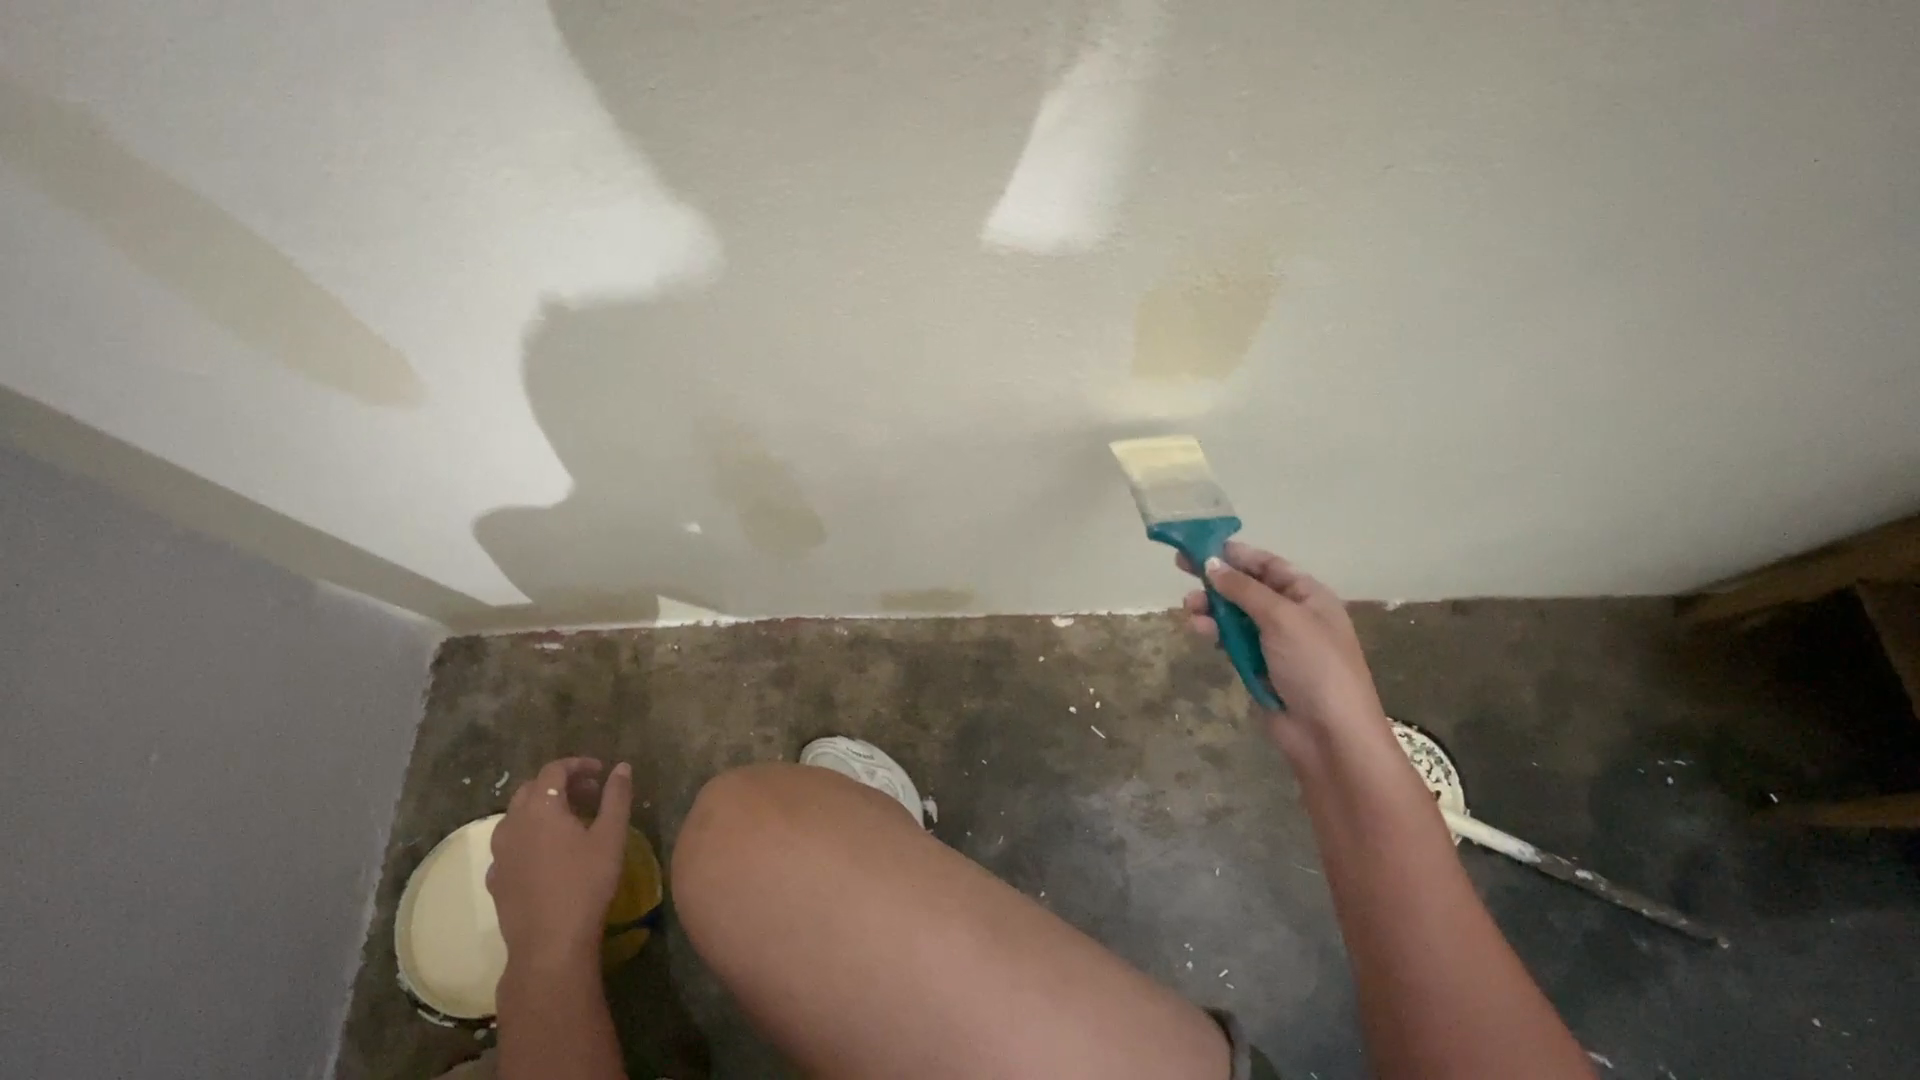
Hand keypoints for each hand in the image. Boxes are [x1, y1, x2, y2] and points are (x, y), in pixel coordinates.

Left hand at [488, 757, 632, 970]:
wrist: (549, 944)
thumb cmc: (586, 883)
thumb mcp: (611, 836)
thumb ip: (616, 797)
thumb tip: (621, 767)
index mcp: (540, 808)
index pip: (554, 770)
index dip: (578, 764)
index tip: (601, 771)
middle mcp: (512, 824)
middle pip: (531, 789)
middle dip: (560, 784)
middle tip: (589, 794)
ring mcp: (499, 853)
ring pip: (517, 816)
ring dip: (542, 809)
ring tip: (570, 822)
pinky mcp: (495, 878)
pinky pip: (510, 844)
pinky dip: (530, 836)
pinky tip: (548, 853)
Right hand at [1179, 541, 1387, 748]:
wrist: (1329, 734)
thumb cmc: (1314, 666)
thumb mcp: (1282, 618)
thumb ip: (1244, 589)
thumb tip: (1212, 564)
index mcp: (1309, 596)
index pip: (1269, 565)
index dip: (1237, 554)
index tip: (1201, 546)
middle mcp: (1293, 615)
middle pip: (1248, 589)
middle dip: (1217, 581)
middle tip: (1181, 569)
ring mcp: (1275, 644)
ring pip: (1235, 616)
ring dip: (1212, 608)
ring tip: (1189, 608)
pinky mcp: (1259, 669)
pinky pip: (1232, 643)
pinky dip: (1215, 634)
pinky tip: (1199, 630)